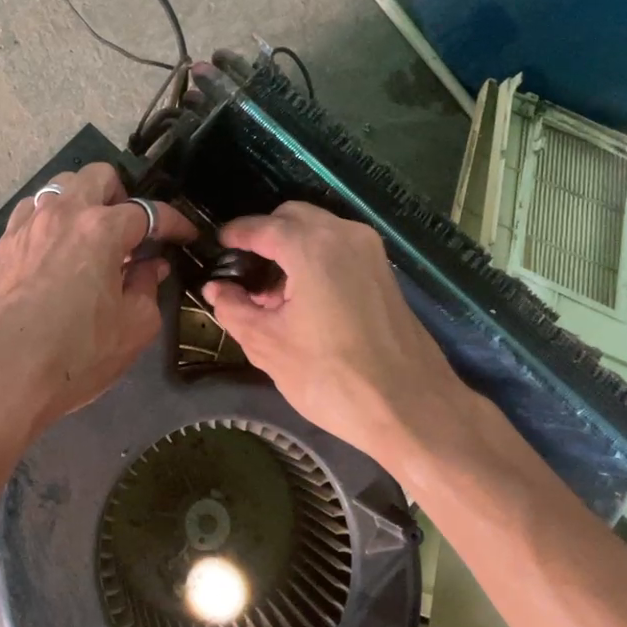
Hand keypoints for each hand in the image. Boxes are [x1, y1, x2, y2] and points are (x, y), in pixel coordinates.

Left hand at [0, 162, 196, 435]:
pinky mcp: (3, 244)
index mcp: (101, 229)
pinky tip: (56, 251)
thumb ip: (148, 288)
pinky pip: (32, 212)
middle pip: (98, 177)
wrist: (0, 377)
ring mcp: (27, 225)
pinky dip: (52, 220)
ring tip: (91, 238)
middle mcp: (62, 213)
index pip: (147, 212)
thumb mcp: (133, 328)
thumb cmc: (75, 355)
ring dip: (83, 203)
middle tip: (131, 232)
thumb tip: (151, 267)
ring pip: (60, 187)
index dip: (174, 223)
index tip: (185, 235)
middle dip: (122, 196)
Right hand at [202, 202, 466, 460]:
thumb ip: (234, 308)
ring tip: (271, 295)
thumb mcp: (268, 346)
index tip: (216, 248)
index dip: (234, 235)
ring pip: (318, 230)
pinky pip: (339, 248)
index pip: (261, 226)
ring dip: (290, 249)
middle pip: (292, 218)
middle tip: (243, 274)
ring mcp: (370, 252)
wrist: (411, 408)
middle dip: (264, 237)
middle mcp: (344, 235)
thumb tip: (216, 288)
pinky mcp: (384, 272)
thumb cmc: (332, 377)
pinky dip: (315, 259)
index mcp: (312, 247)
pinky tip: (303, 300)